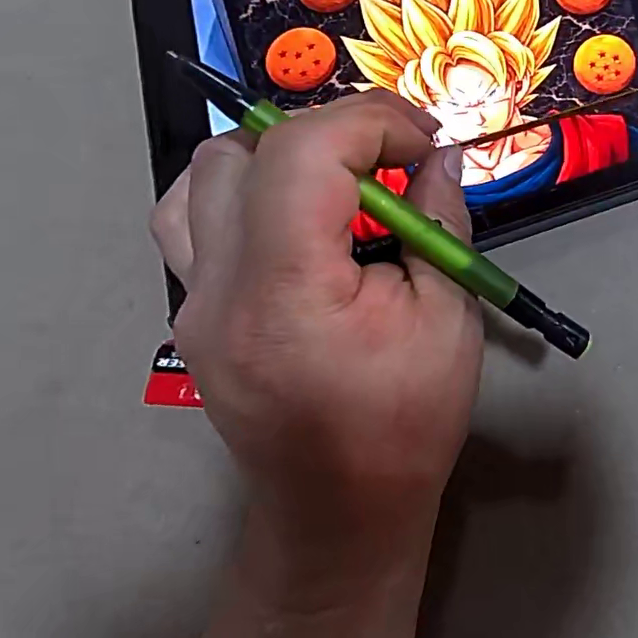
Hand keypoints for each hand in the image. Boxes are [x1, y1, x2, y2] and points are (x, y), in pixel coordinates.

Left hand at [152, 91, 482, 531]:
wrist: (337, 515)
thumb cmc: (404, 427)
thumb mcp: (450, 319)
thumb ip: (440, 221)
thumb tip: (438, 156)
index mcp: (287, 293)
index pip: (302, 153)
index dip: (370, 122)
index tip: (421, 140)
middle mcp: (219, 288)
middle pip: (249, 148)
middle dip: (333, 130)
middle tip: (389, 155)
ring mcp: (192, 299)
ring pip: (204, 173)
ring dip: (276, 152)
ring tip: (335, 179)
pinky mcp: (190, 308)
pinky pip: (188, 216)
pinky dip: (240, 188)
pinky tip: (286, 212)